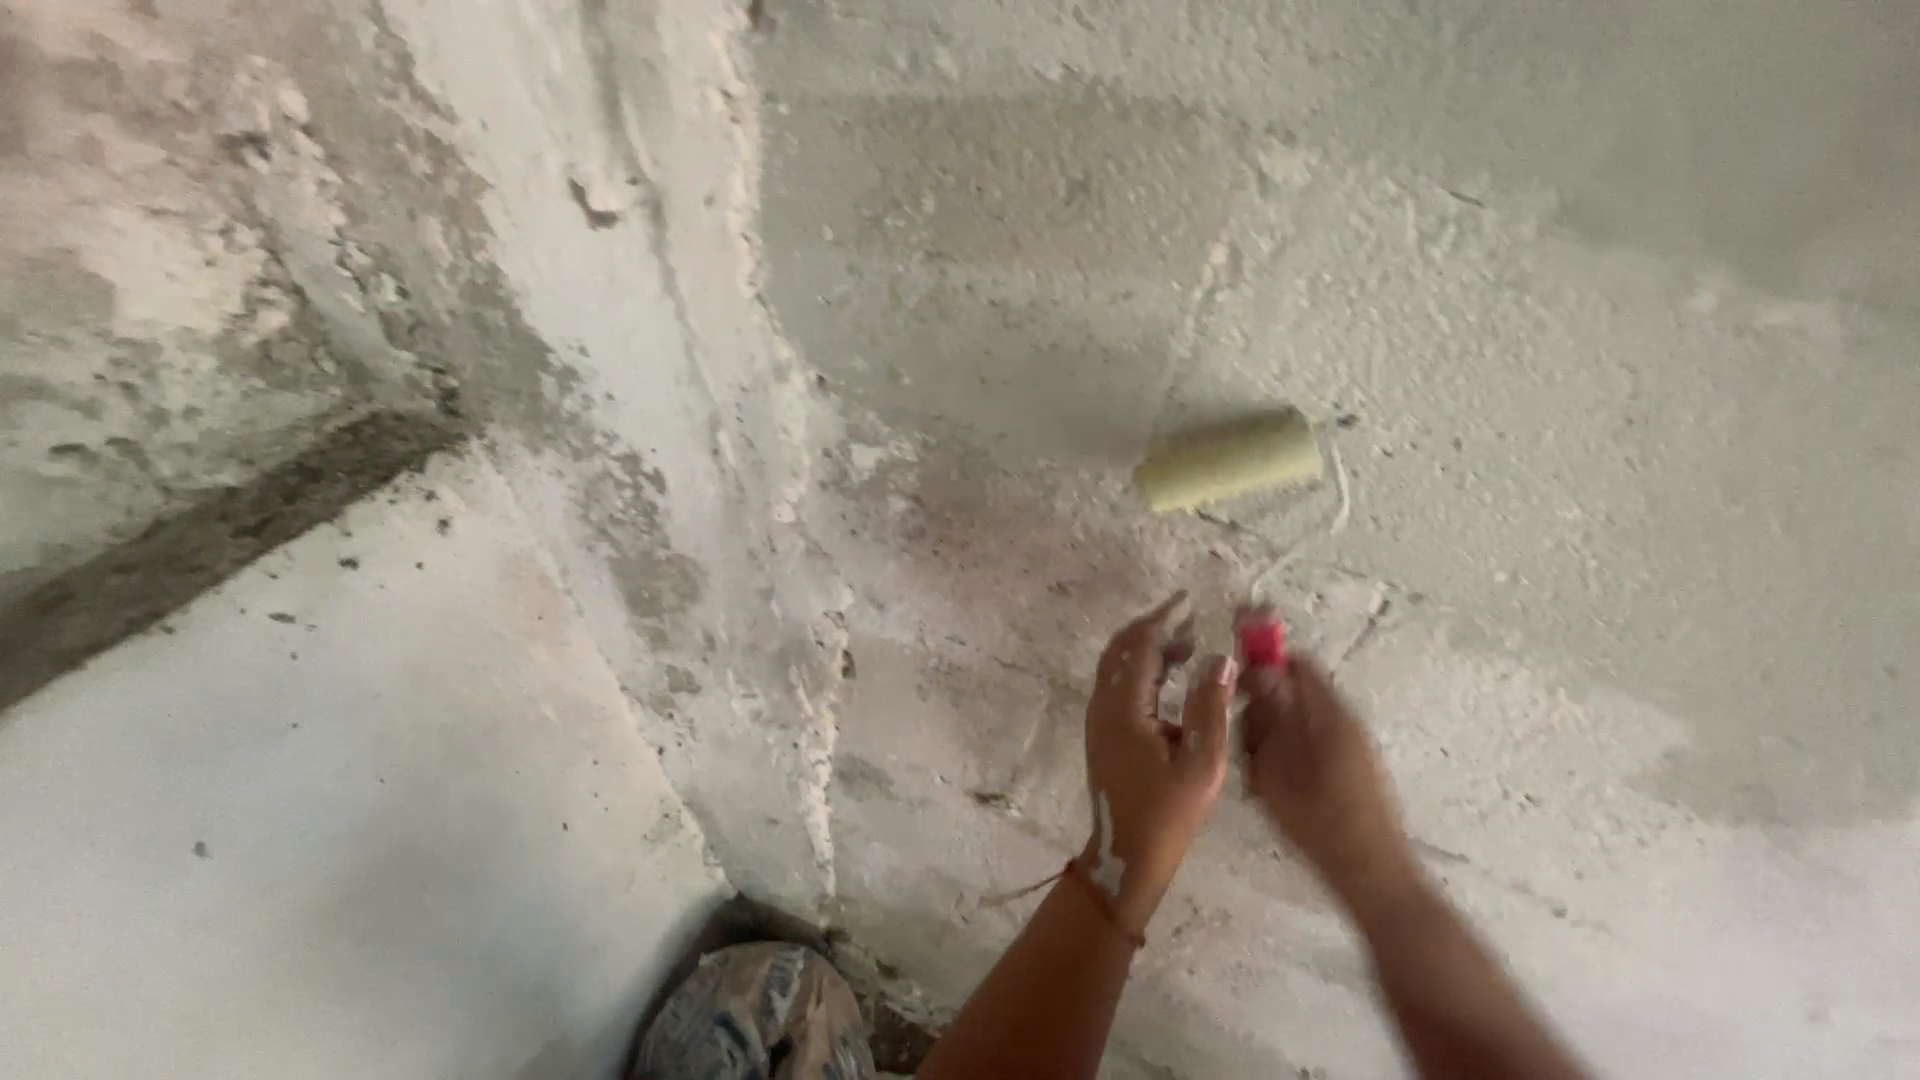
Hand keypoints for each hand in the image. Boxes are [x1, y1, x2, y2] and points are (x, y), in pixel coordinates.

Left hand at [1082, 592, 1235, 934]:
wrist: (1125, 854)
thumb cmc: (1168, 814)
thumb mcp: (1202, 765)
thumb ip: (1210, 708)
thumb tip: (1219, 659)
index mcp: (1123, 708)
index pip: (1140, 647)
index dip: (1164, 619)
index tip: (1188, 602)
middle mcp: (1103, 705)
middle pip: (1122, 649)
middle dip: (1153, 627)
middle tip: (1189, 618)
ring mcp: (1098, 718)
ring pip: (1117, 665)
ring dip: (1147, 647)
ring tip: (1188, 643)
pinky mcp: (1102, 731)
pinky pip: (1118, 684)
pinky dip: (1141, 668)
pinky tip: (1170, 676)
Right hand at [1241, 653, 1421, 915]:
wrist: (1371, 871)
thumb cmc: (1319, 819)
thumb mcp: (1278, 765)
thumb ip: (1269, 714)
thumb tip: (1258, 670)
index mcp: (1329, 714)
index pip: (1296, 664)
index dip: (1263, 663)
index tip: (1234, 684)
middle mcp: (1344, 721)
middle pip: (1295, 690)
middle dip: (1263, 707)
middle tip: (1244, 741)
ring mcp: (1351, 744)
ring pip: (1300, 718)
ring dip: (1273, 733)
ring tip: (1258, 769)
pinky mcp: (1352, 766)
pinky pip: (1311, 741)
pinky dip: (1289, 751)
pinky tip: (1277, 784)